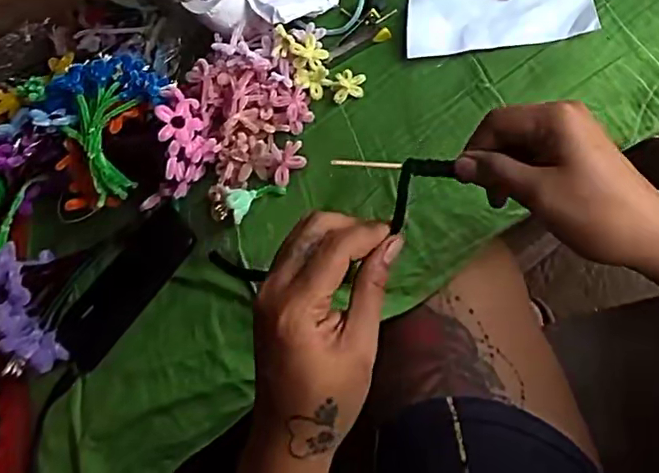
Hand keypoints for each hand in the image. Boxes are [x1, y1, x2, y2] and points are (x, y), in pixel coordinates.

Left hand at [243, 212, 401, 469]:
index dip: (367, 232)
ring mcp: (265, 288)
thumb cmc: (330, 397)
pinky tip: (343, 260)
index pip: (334, 247)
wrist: (288, 434)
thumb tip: (392, 242)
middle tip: (379, 241)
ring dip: (335, 231)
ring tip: (365, 248)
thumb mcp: (361, 345)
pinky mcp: (266, 291)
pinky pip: (294, 249)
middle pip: (313, 227)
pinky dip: (321, 243)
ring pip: (301, 232)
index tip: (393, 233)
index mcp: (296, 306)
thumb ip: (372, 287)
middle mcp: (274, 288)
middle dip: (350, 225)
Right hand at [451, 101, 658, 269]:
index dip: (476, 148)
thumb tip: (459, 163)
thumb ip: (497, 172)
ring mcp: (576, 128)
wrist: (653, 235)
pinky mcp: (583, 146)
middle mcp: (564, 113)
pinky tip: (530, 194)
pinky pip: (543, 149)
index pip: (498, 120)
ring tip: (508, 200)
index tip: (465, 182)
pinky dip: (529, 169)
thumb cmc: (595, 213)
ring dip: (510, 167)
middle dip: (494, 159)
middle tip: (490, 198)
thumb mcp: (539, 193)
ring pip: (526, 140)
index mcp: (554, 116)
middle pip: (512, 128)